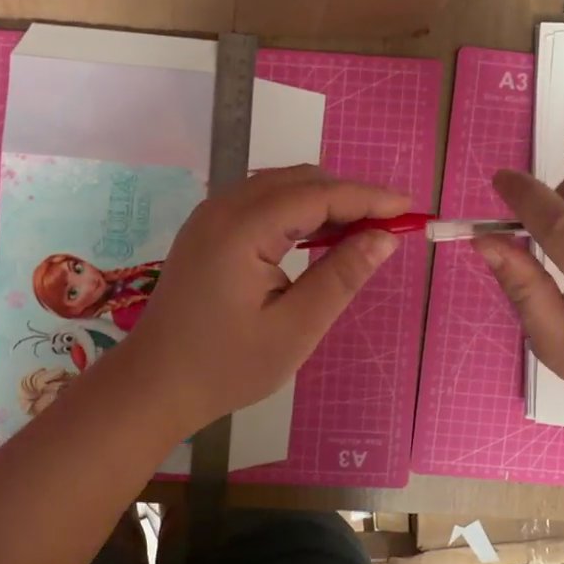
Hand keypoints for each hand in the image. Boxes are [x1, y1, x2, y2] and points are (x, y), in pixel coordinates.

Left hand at [114, 165, 409, 431]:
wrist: (154, 383)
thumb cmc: (226, 365)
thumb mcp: (294, 329)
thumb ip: (340, 277)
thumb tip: (384, 237)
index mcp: (242, 228)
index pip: (317, 194)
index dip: (367, 197)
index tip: (409, 209)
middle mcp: (223, 207)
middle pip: (298, 181)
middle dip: (348, 195)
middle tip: (389, 226)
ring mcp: (210, 214)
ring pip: (279, 186)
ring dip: (323, 200)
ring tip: (362, 230)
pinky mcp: (206, 228)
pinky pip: (260, 201)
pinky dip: (296, 210)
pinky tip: (318, 237)